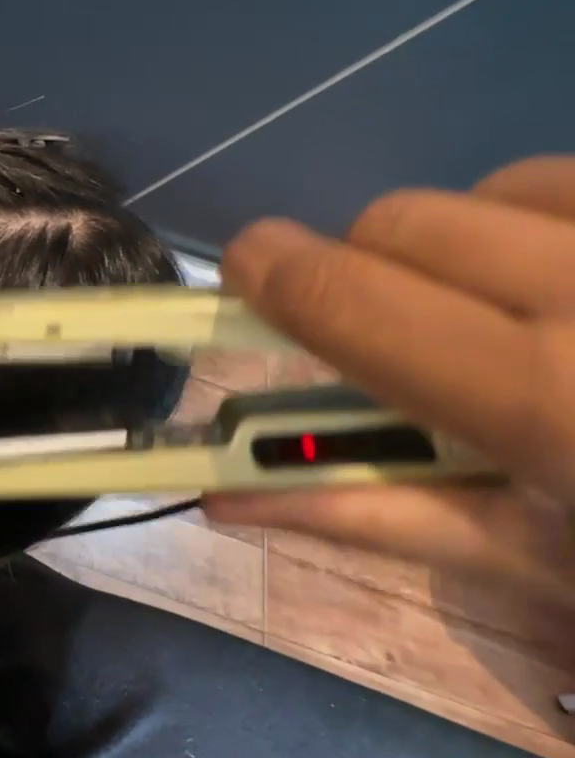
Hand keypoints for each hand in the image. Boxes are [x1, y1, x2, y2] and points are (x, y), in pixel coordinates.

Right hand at [206, 157, 574, 605]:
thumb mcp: (548, 574)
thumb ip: (367, 512)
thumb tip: (215, 492)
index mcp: (551, 403)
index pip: (338, 291)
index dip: (264, 271)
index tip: (247, 276)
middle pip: (405, 218)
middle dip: (378, 267)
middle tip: (422, 332)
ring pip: (513, 184)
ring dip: (489, 237)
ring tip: (554, 309)